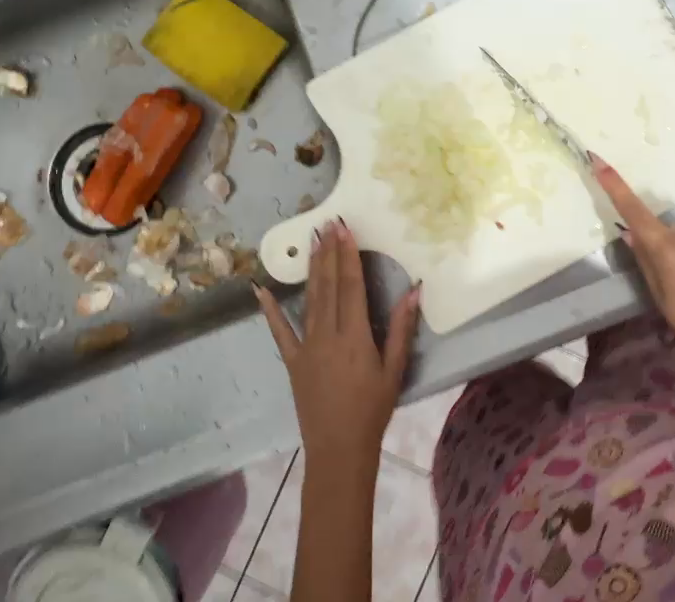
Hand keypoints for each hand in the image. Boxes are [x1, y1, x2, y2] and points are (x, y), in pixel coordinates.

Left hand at [254, 218, 420, 462]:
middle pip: (328, 285)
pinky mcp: (292, 361)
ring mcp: (306, 347)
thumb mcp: (395, 370)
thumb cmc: (373, 410)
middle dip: (328, 252)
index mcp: (355, 336)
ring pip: (309, 299)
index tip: (345, 230)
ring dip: (311, 269)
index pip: (351, 285)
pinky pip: (279, 332)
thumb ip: (401, 328)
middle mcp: (327, 335)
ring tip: (311, 241)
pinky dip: (270, 310)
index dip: (348, 255)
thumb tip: (414, 290)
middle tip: (327, 223)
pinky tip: (260, 290)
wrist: (339, 449)